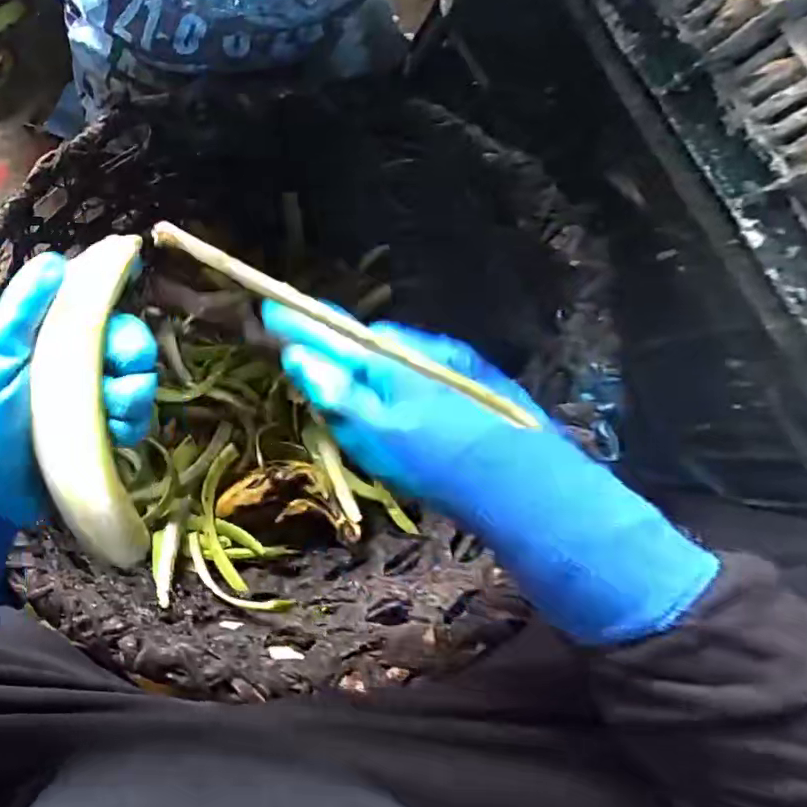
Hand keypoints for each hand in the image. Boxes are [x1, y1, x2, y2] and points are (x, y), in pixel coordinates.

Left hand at [0, 252, 159, 647]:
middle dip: (130, 348)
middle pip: (119, 335)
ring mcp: (81, 397)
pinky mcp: (95, 432)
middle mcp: (62, 359)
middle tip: (126, 366)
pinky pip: (131, 415)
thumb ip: (21, 312)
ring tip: (112, 413)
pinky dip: (129, 422)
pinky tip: (114, 435)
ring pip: (133, 376)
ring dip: (131, 391)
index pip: (81, 297)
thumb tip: (53, 260)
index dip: (108, 290)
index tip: (133, 282)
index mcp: (34, 333)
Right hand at [263, 302, 718, 645]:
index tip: (269, 308)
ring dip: (364, 381)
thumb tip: (297, 356)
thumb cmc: (442, 463)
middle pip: (362, 348)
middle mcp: (425, 352)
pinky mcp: (472, 389)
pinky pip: (413, 381)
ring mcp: (453, 369)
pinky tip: (402, 428)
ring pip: (389, 366)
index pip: (335, 331)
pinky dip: (393, 394)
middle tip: (318, 392)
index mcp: (397, 357)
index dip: (300, 323)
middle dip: (335, 362)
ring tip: (362, 421)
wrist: (538, 498)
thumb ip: (334, 393)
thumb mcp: (376, 431)